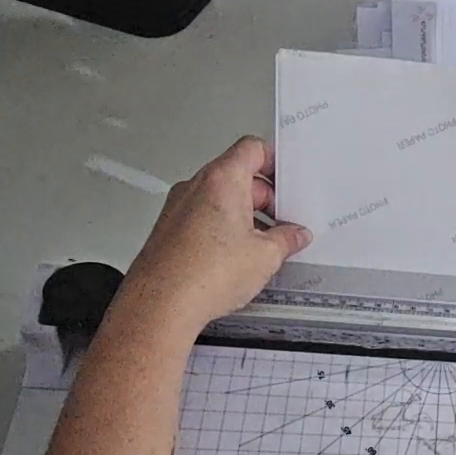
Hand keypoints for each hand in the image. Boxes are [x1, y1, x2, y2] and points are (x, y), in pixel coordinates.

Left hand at [116, 136, 311, 333]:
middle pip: (239, 175)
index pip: (252, 149)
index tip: (289, 181)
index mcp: (222, 180)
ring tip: (264, 245)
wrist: (160, 305)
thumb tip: (294, 235)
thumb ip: (287, 239)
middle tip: (285, 222)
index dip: (275, 161)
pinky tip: (239, 257)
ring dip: (246, 215)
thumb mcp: (266, 256)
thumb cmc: (202, 275)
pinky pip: (205, 216)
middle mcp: (196, 187)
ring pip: (222, 198)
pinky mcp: (171, 229)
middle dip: (266, 198)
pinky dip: (225, 229)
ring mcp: (179, 207)